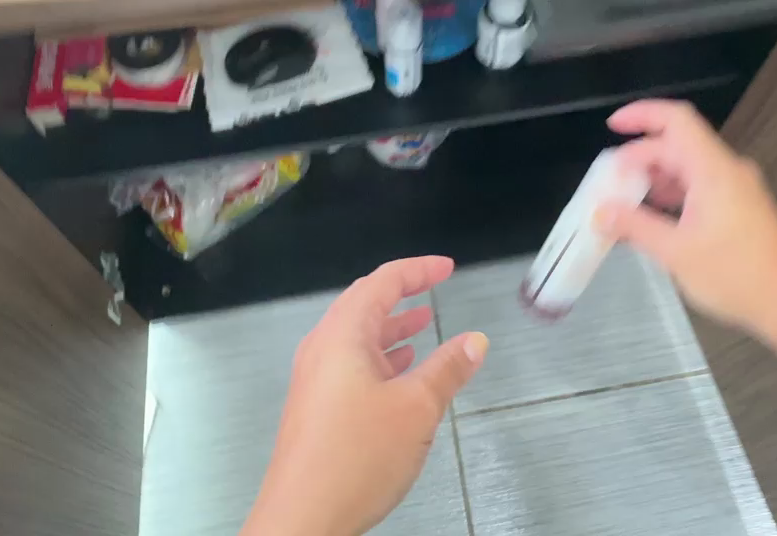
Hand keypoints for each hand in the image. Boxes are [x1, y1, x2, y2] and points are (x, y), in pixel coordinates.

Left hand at [243, 256, 487, 535]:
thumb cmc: (357, 453)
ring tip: (424, 326)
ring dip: (392, 327)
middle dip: (403, 293)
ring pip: (358, 335)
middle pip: (365, 301)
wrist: (300, 520)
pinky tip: (400, 372)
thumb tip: (476, 340)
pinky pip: (350, 362)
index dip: (418, 270)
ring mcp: (315, 376)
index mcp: (343, 332)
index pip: (383, 281)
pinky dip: (379, 356)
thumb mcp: (416, 408)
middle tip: (434, 288)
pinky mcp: (315, 405)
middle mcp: (324, 345)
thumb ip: (447, 369)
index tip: (447, 267)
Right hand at [593, 99, 776, 344]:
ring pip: (687, 166)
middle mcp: (727, 170)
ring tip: (626, 201)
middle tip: (610, 182)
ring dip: (655, 178)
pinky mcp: (741, 207)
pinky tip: (655, 218)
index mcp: (713, 170)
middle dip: (639, 158)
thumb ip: (635, 227)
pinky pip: (699, 185)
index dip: (642, 114)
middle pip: (677, 144)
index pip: (676, 120)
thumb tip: (600, 213)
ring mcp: (737, 188)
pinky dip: (673, 193)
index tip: (613, 126)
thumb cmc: (738, 276)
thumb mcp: (676, 253)